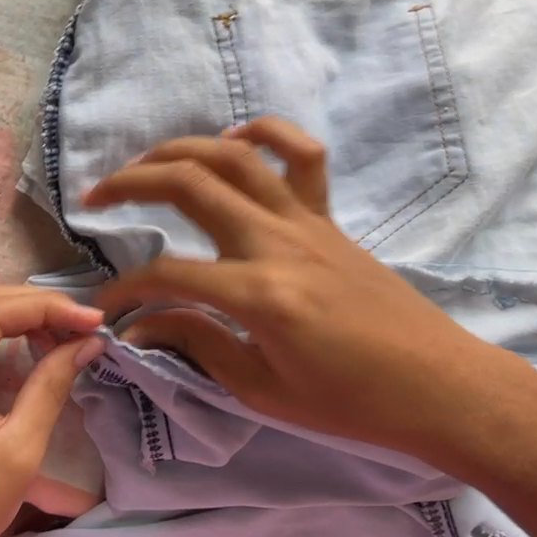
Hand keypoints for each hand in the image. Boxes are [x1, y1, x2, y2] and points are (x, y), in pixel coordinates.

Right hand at [85, 118, 535, 462]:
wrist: (442, 389)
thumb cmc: (351, 403)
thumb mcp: (262, 390)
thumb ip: (196, 344)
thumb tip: (141, 326)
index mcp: (259, 294)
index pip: (167, 273)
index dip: (124, 290)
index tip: (104, 310)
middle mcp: (277, 242)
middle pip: (190, 184)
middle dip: (129, 184)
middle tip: (95, 199)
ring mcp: (307, 222)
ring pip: (235, 155)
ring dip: (180, 150)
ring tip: (144, 164)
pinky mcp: (329, 219)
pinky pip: (303, 156)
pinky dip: (266, 133)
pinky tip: (234, 139)